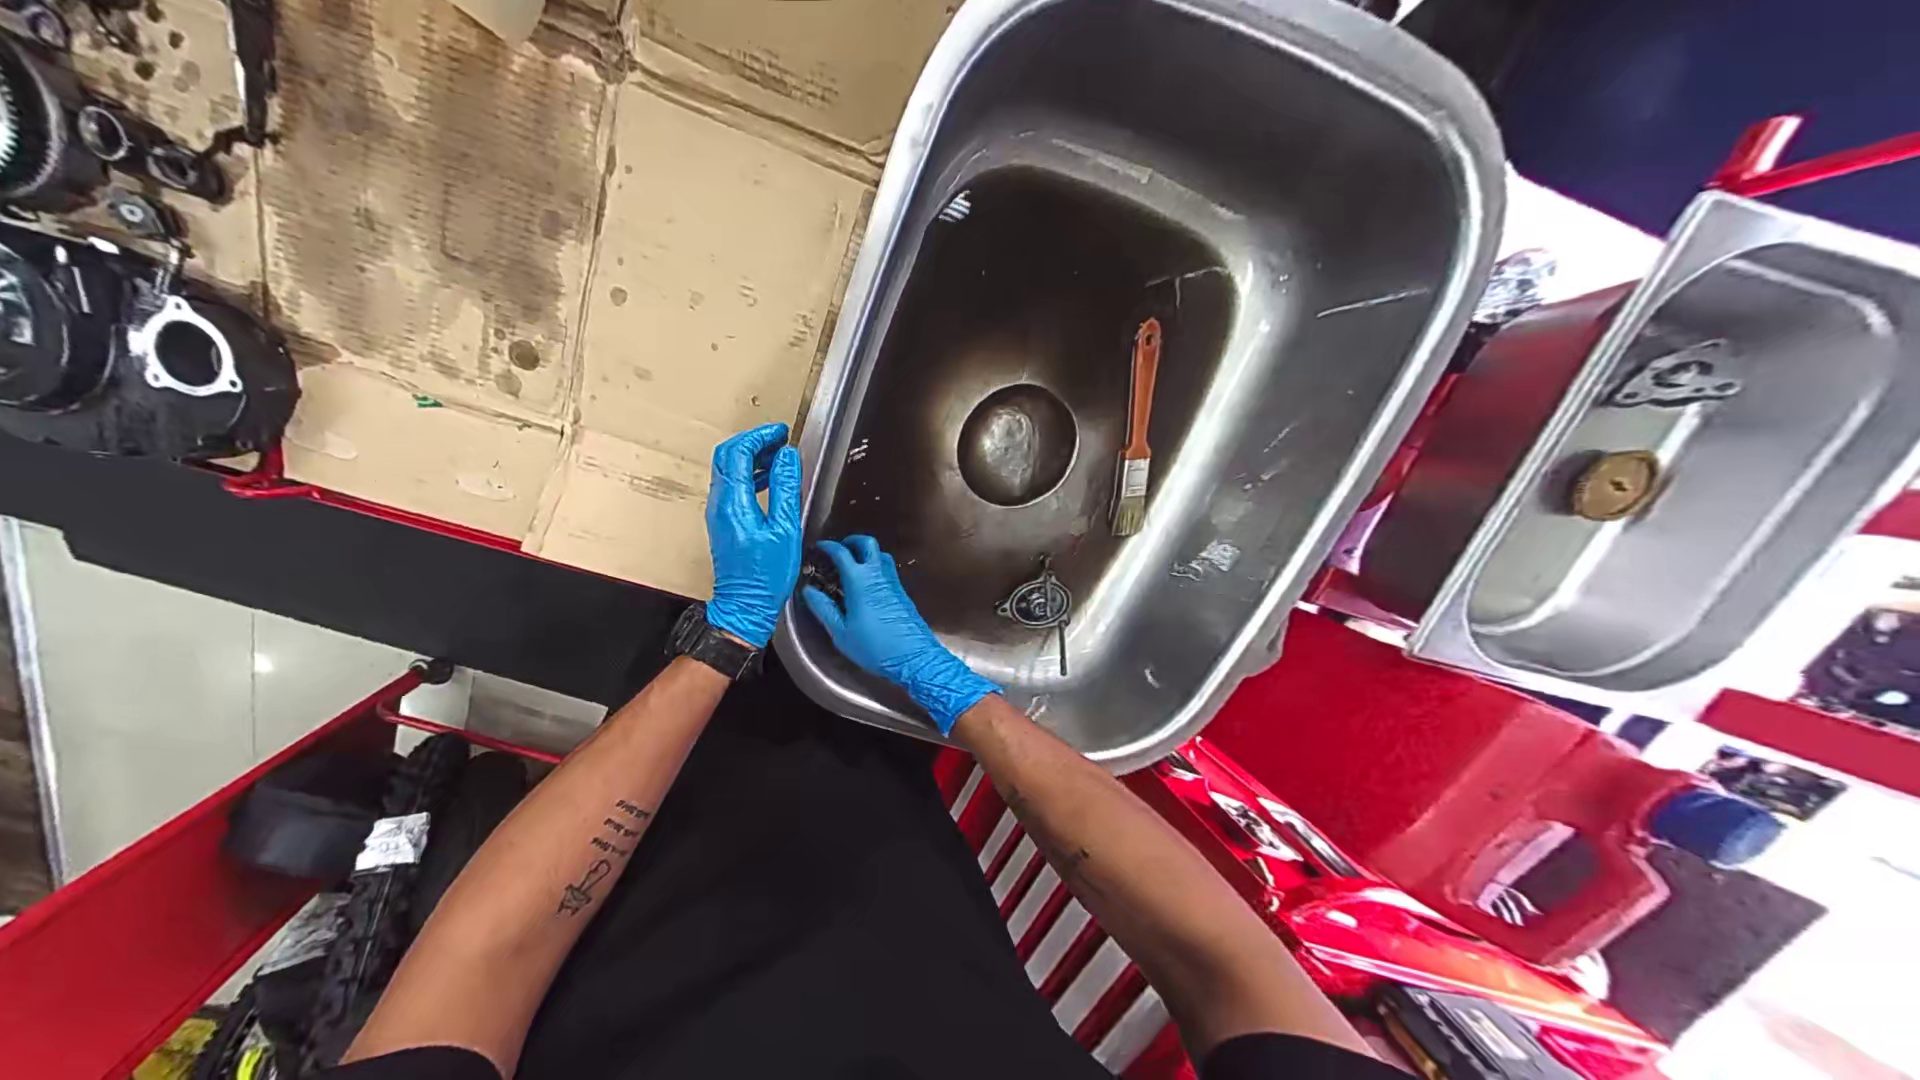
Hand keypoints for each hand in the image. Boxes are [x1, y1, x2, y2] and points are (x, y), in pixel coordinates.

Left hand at [704, 422, 802, 647]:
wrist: (745, 605)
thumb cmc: (766, 574)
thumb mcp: (784, 528)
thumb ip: (785, 488)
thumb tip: (788, 457)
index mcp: (733, 501)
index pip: (737, 453)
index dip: (759, 436)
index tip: (781, 433)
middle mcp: (719, 503)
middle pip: (728, 457)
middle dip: (754, 442)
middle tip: (780, 439)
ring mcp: (718, 512)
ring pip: (729, 470)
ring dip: (752, 457)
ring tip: (780, 456)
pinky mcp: (724, 521)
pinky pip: (733, 486)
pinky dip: (751, 474)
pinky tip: (771, 480)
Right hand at [800, 535, 998, 733]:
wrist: (914, 657)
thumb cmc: (874, 647)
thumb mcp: (841, 632)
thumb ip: (824, 608)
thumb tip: (809, 591)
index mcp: (860, 581)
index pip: (842, 553)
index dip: (829, 546)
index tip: (820, 547)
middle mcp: (879, 575)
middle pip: (868, 543)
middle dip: (852, 541)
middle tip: (840, 549)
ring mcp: (894, 582)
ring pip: (881, 554)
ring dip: (866, 553)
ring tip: (853, 565)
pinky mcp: (902, 592)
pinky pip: (888, 569)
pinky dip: (875, 567)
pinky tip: (867, 583)